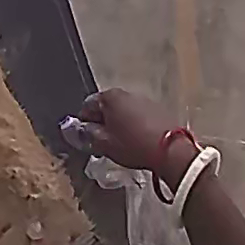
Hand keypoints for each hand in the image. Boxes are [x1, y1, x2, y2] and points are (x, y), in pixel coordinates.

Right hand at [68, 88, 195, 180]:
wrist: (172, 151)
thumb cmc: (132, 145)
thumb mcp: (103, 143)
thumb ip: (85, 134)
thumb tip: (72, 128)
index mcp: (109, 97)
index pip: (86, 106)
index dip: (83, 123)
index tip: (87, 138)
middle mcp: (126, 93)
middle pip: (106, 107)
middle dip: (102, 123)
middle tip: (102, 143)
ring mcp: (144, 100)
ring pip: (122, 112)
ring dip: (118, 124)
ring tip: (120, 144)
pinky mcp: (158, 110)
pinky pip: (138, 116)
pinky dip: (133, 126)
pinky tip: (136, 141)